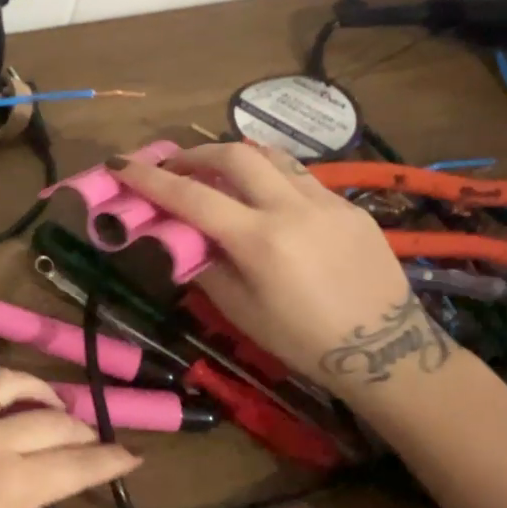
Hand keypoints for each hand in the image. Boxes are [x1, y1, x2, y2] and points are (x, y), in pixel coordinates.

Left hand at [0, 351, 139, 507]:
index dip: (111, 460)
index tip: (130, 456)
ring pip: (5, 380)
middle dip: (80, 426)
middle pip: (51, 419)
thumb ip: (23, 505)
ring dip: (33, 386)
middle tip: (86, 435)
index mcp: (16, 481)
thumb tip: (34, 481)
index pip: (79, 464)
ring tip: (43, 397)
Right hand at [106, 142, 452, 392]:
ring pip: (271, 159)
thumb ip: (205, 263)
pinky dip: (268, 178)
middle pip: (234, 156)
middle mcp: (293, 210)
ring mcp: (328, 204)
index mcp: (260, 240)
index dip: (148, 178)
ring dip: (233, 159)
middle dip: (194, 154)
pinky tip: (260, 200)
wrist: (388, 353)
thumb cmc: (301, 339)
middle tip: (171, 166)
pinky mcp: (351, 208)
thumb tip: (179, 236)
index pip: (190, 196)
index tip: (118, 164)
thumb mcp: (238, 308)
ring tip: (213, 173)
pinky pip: (300, 179)